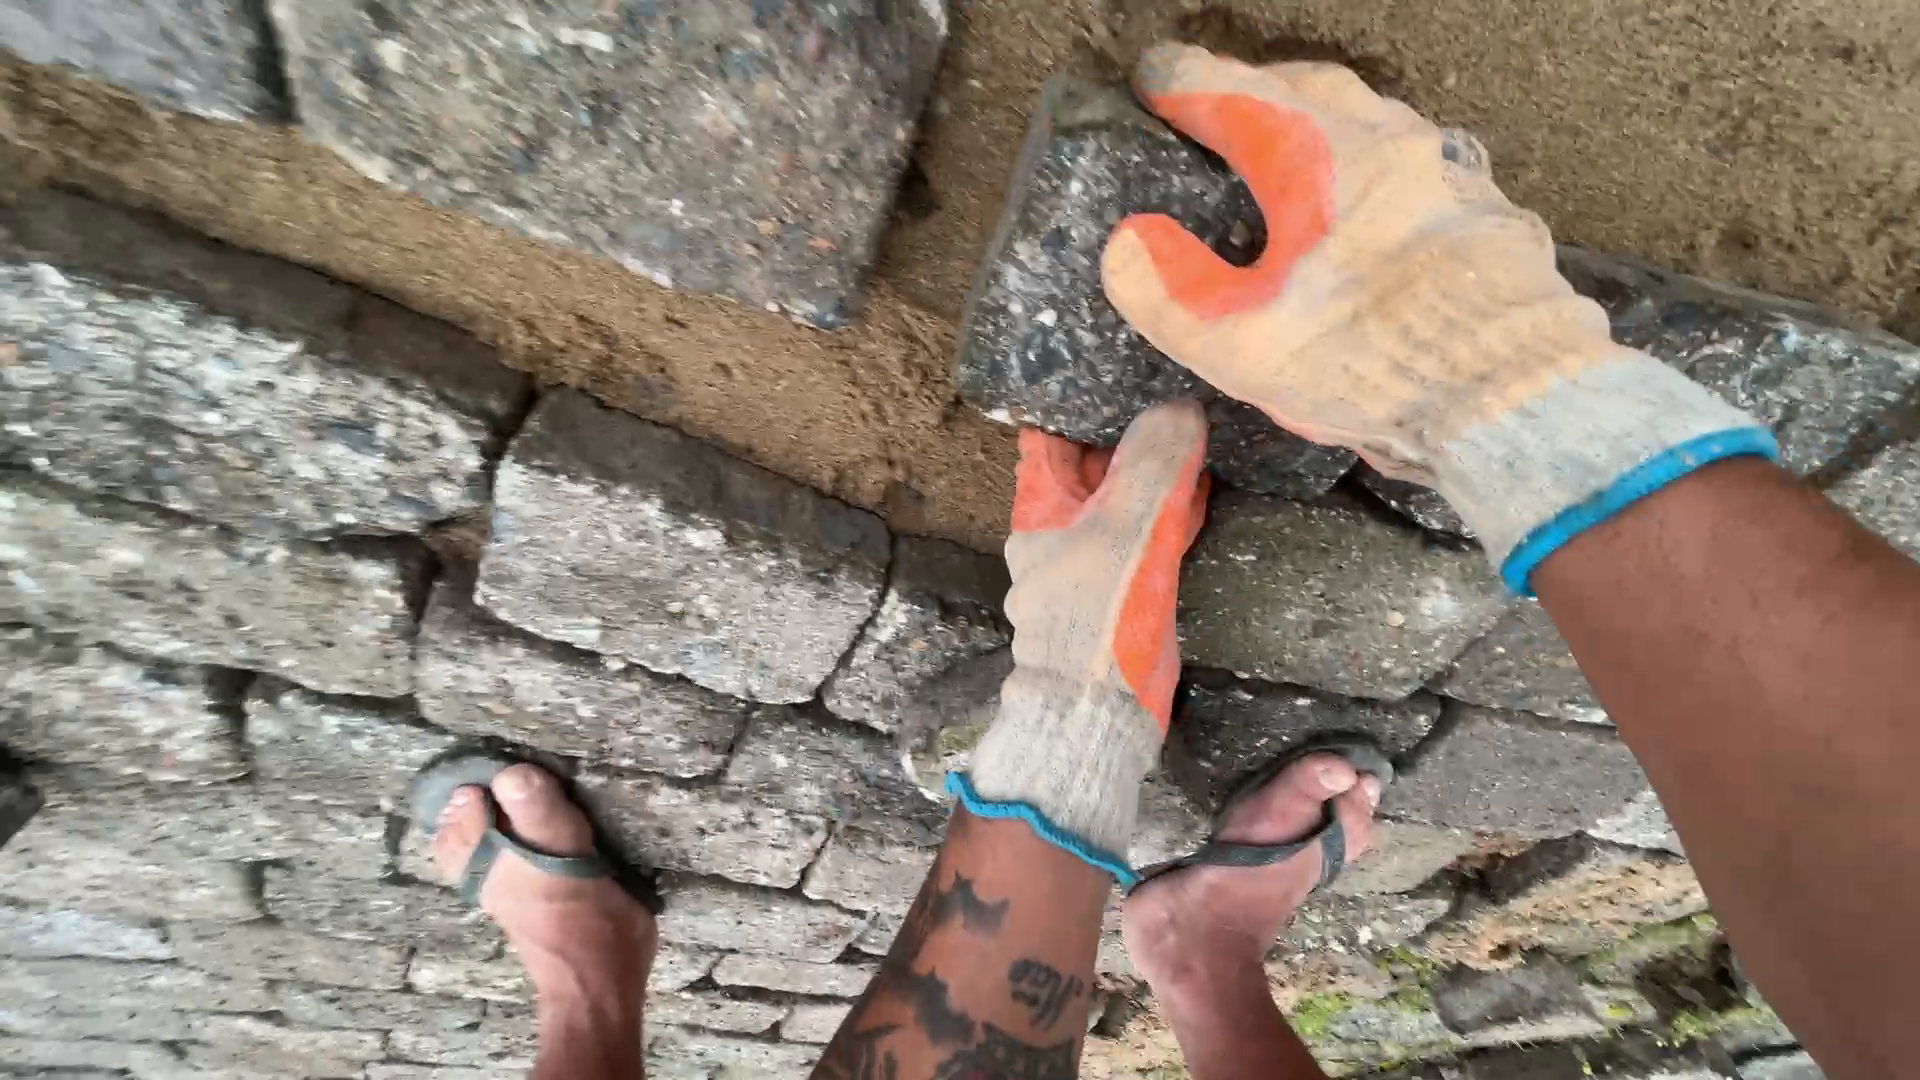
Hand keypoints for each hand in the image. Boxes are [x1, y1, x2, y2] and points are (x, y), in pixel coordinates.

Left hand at [954, 400, 1208, 880]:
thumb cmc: (1099, 615)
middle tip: (1175, 397)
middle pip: (1092, 465)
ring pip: (1121, 501)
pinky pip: (1142, 537)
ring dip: (1155, 474)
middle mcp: (1057, 531)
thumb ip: (1152, 462)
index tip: (1115, 372)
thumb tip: (1177, 408)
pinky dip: (1166, 514)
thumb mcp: (1127, 527)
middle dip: (1130, 436)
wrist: (1100, 709)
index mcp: (1040, 508)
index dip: (1076, 402)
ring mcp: (1087, 561)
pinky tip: (1200, 496)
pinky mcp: (1118, 589)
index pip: (1049, 436)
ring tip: (1196, 434)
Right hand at [1103, 45, 1768, 587]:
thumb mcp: (1239, 344)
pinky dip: (1362, 161)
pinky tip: (1354, 202)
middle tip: (1212, 103)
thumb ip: (1169, 292)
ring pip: (1367, 118)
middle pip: (1309, 89)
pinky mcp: (1479, 213)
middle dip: (1251, 87)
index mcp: (1323, 164)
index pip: (1239, 97)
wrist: (1505, 400)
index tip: (1152, 76)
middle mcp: (1391, 146)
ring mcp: (1446, 173)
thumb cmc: (1364, 365)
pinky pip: (1406, 160)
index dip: (1186, 83)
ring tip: (1278, 142)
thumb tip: (1129, 242)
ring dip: (1312, 118)